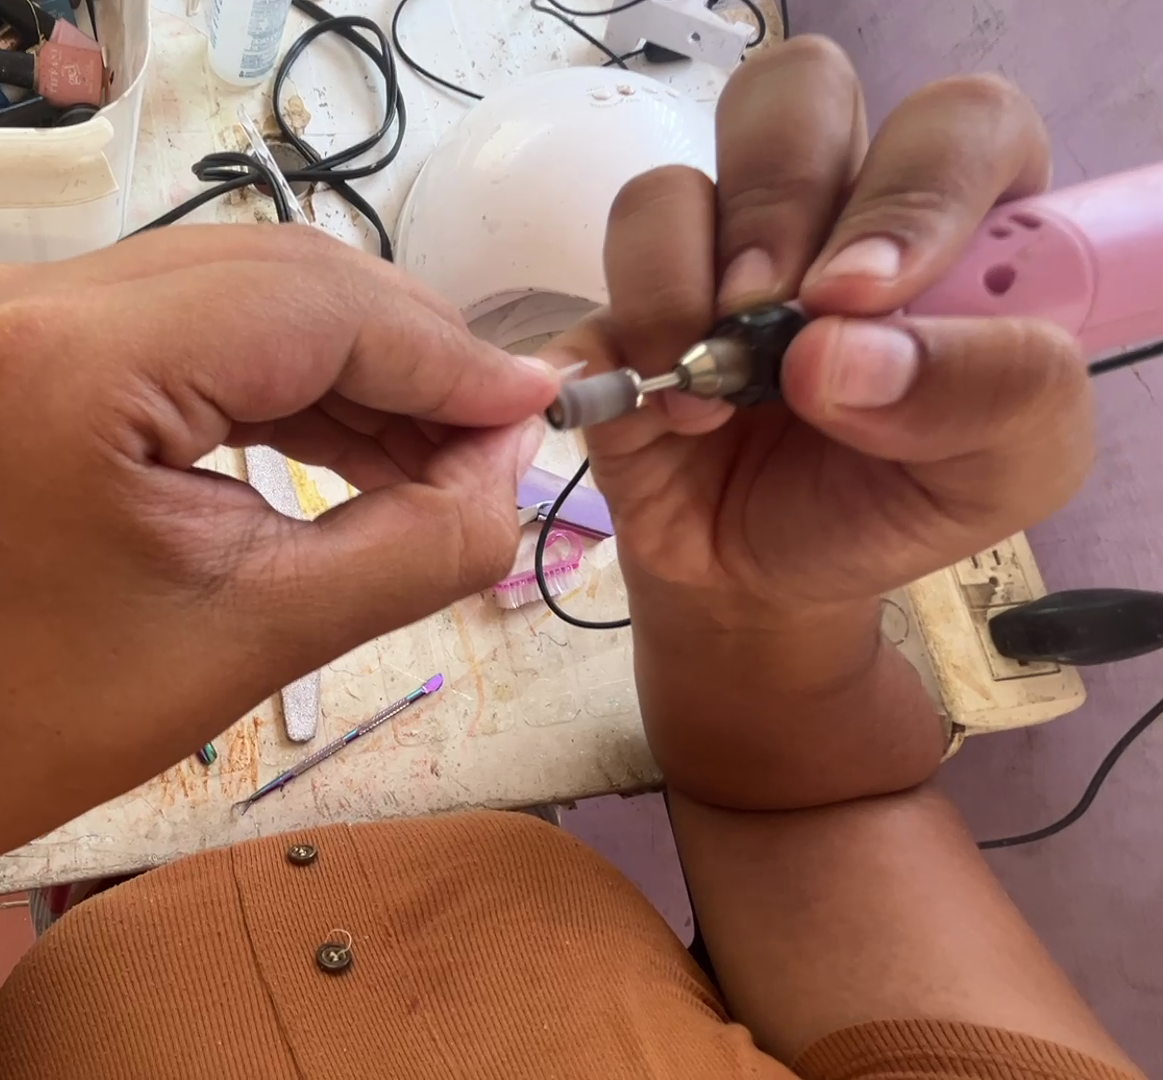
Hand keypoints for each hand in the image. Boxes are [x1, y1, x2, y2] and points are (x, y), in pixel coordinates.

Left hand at [0, 227, 555, 972]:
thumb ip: (428, 537)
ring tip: (437, 446)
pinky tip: (362, 434)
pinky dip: (291, 375)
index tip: (536, 404)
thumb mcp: (280, 627)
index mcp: (67, 363)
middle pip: (282, 280)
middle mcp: (32, 297)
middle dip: (406, 355)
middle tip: (491, 432)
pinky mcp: (47, 328)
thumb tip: (518, 444)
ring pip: (253, 293)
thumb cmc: (93, 708)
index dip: (439, 356)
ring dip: (357, 366)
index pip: (306, 309)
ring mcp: (28, 302)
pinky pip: (206, 324)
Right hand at [549, 40, 1093, 806]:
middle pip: (786, 96)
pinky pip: (586, 306)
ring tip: (704, 388)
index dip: (900, 192)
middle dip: (771, 197)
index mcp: (941, 228)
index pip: (943, 128)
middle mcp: (812, 225)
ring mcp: (695, 274)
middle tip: (761, 308)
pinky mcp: (612, 334)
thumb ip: (987, 396)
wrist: (749, 575)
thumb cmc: (877, 510)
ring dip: (673, 287)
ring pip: (661, 193)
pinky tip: (653, 417)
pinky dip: (611, 359)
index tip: (851, 298)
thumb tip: (837, 349)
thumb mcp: (996, 474)